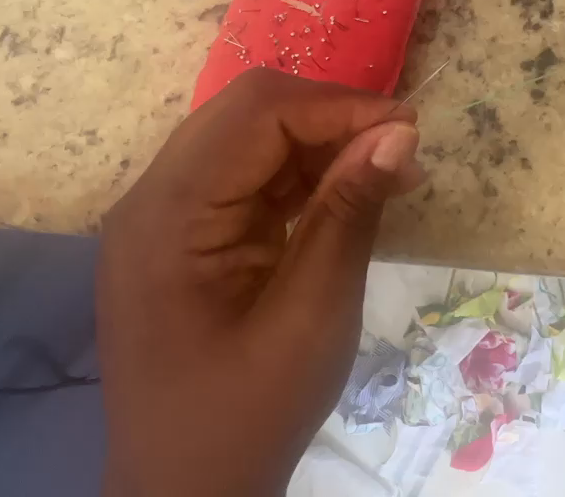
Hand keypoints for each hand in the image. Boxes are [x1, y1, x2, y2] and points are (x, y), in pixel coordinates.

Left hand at [97, 69, 425, 496]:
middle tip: (400, 147)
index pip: (257, 114)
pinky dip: (309, 171)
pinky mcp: (190, 234)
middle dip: (333, 116)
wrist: (189, 495)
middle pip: (249, 112)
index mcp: (168, 216)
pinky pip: (253, 174)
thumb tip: (400, 132)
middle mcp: (155, 200)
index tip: (409, 131)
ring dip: (325, 141)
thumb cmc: (249, 411)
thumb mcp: (313, 313)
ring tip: (391, 172)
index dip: (339, 107)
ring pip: (254, 136)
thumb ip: (351, 212)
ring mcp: (168, 217)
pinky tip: (354, 190)